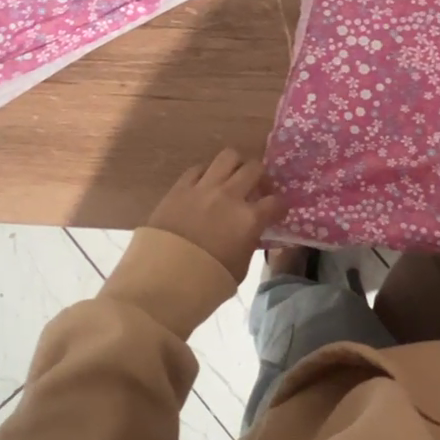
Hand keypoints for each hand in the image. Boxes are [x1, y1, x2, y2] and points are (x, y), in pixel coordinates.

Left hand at [145, 149, 284, 283]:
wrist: (160, 284)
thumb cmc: (206, 283)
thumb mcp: (240, 268)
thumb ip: (249, 242)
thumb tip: (251, 232)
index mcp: (249, 219)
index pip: (276, 202)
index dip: (279, 206)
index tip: (276, 211)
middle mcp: (230, 196)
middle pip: (255, 168)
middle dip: (260, 177)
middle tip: (256, 188)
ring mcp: (203, 189)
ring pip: (228, 156)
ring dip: (236, 166)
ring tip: (232, 178)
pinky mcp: (179, 189)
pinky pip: (198, 168)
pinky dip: (206, 173)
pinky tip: (205, 185)